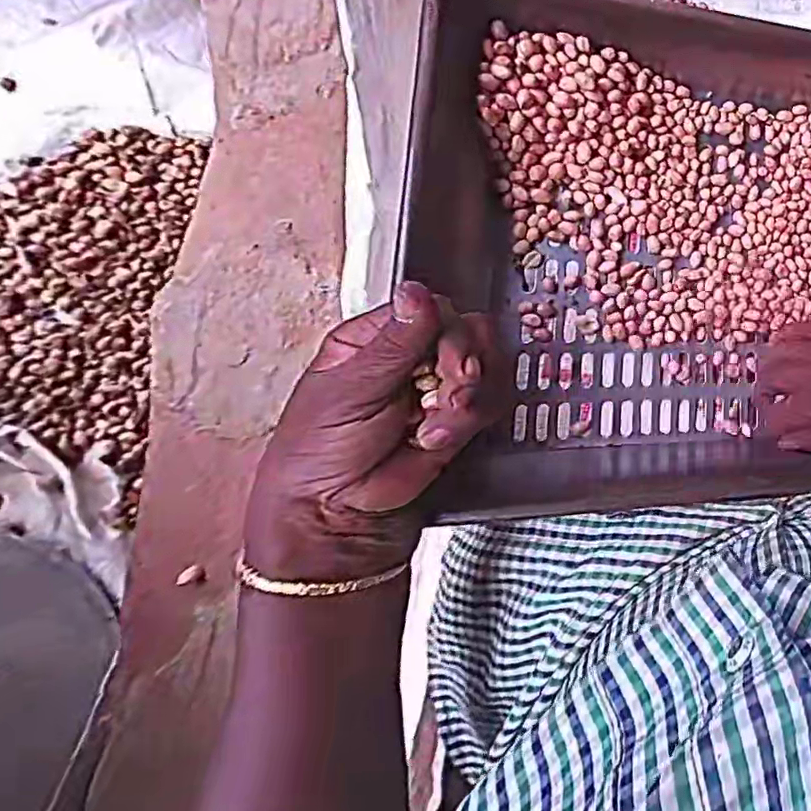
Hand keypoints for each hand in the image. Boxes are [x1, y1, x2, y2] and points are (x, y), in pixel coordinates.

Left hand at [243, 280, 509, 581]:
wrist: (338, 518)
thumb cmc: (319, 454)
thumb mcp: (350, 390)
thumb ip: (394, 343)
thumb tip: (416, 292)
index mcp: (377, 339)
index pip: (433, 310)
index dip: (448, 331)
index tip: (446, 359)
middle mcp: (413, 357)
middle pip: (469, 332)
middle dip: (464, 364)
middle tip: (450, 390)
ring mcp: (440, 386)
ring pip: (487, 364)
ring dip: (467, 397)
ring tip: (435, 425)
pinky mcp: (461, 416)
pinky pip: (491, 400)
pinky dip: (470, 421)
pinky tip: (436, 439)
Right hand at [755, 321, 810, 459]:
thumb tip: (787, 442)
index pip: (771, 419)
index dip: (770, 426)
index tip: (776, 427)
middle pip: (765, 381)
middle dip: (763, 394)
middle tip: (771, 400)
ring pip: (775, 353)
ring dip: (770, 366)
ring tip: (776, 376)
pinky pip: (798, 329)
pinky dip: (788, 337)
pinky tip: (789, 347)